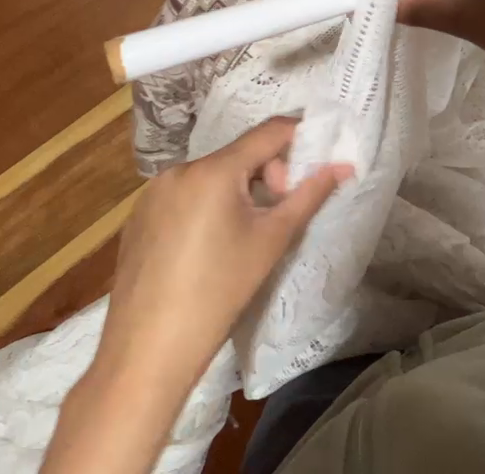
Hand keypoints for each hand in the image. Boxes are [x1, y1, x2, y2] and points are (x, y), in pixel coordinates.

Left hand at [93, 118, 349, 396]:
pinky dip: (209, 206)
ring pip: (213, 175)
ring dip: (240, 190)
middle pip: (240, 154)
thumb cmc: (220, 290)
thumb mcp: (273, 239)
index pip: (269, 132)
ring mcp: (153, 195)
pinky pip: (186, 195)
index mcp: (213, 170)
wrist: (148, 351)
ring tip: (247, 234)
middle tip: (281, 212)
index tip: (319, 161)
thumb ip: (311, 193)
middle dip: (269, 173)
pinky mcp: (138, 219)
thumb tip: (345, 164)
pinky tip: (210, 248)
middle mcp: (178, 171)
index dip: (301, 137)